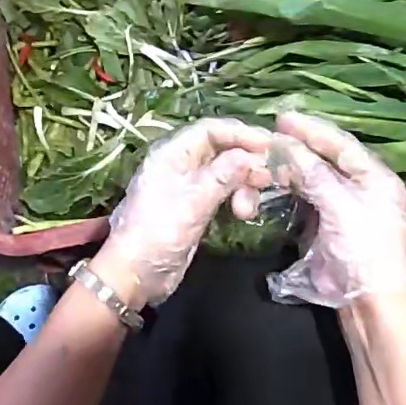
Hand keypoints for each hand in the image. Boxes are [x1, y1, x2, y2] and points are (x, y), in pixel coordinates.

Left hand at [97, 118, 273, 305]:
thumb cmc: (159, 231)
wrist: (135, 274)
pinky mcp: (194, 208)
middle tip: (267, 179)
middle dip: (246, 162)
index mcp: (172, 153)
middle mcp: (180, 164)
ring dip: (243, 185)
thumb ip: (224, 175)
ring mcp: (187, 187)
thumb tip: (253, 156)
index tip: (269, 146)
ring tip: (248, 210)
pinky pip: (222, 192)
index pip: (210, 130)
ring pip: (225, 173)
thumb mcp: (194, 200)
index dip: (241, 133)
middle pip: (221, 150)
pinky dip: (236, 198)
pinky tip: (244, 213)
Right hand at [267, 112, 405, 308]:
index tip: (282, 118)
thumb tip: (286, 145)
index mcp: (376, 178)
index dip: (312, 130)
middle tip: (269, 133)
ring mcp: (343, 207)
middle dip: (298, 145)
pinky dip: (289, 187)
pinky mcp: (327, 225)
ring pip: (313, 177)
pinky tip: (273, 179)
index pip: (341, 144)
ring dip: (291, 166)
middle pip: (326, 158)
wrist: (369, 308)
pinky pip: (305, 198)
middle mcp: (361, 188)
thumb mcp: (341, 208)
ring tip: (266, 154)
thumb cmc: (364, 253)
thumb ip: (314, 174)